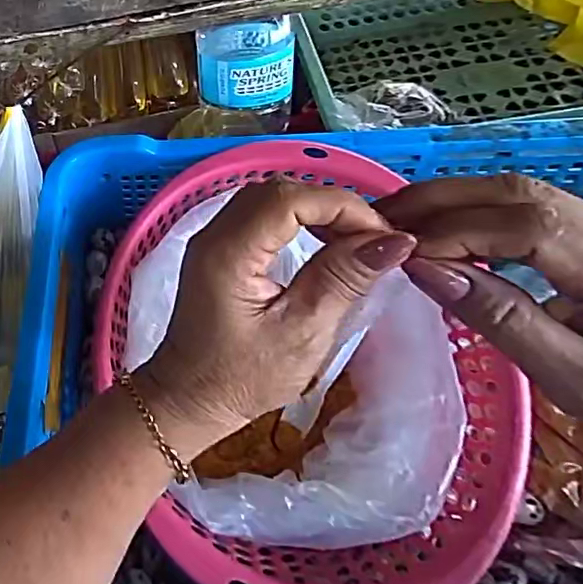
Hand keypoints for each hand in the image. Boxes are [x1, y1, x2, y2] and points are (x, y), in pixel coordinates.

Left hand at [135, 179, 415, 457]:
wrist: (190, 393)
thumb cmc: (243, 375)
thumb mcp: (304, 332)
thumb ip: (342, 279)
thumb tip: (392, 240)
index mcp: (228, 253)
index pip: (287, 199)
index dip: (342, 207)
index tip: (383, 237)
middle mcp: (212, 234)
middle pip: (276, 191)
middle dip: (331, 205)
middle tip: (374, 239)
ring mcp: (210, 238)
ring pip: (266, 198)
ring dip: (314, 209)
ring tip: (355, 242)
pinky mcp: (216, 248)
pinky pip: (257, 214)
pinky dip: (295, 219)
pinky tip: (323, 243)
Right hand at [378, 174, 582, 504]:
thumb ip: (509, 324)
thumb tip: (427, 270)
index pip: (537, 228)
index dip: (458, 231)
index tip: (403, 253)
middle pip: (526, 193)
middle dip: (443, 201)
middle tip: (380, 221)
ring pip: (526, 193)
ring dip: (453, 202)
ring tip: (399, 223)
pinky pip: (535, 212)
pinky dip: (476, 215)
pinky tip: (445, 233)